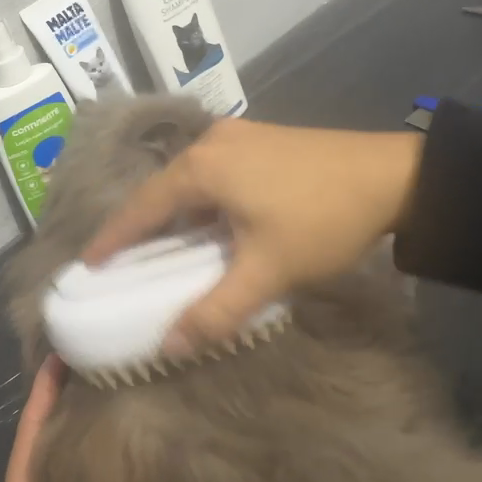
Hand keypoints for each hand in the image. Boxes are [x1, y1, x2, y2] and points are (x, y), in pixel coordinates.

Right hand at [82, 117, 423, 351]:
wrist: (394, 175)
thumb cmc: (322, 219)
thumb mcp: (269, 271)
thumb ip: (217, 309)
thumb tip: (168, 346)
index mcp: (201, 168)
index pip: (141, 207)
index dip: (113, 237)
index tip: (88, 263)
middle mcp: (211, 143)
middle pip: (161, 189)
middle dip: (140, 226)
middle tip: (122, 261)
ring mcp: (238, 135)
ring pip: (188, 180)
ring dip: (173, 213)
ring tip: (161, 246)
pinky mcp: (261, 139)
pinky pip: (213, 172)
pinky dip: (200, 200)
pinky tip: (207, 222)